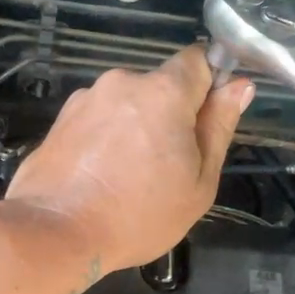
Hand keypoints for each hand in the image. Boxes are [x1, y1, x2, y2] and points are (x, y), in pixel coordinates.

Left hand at [5, 47, 253, 271]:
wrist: (55, 233)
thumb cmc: (138, 215)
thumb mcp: (198, 182)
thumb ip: (219, 128)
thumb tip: (239, 86)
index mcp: (163, 91)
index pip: (198, 60)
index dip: (209, 85)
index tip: (207, 122)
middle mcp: (122, 82)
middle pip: (160, 87)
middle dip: (169, 117)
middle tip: (167, 167)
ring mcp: (86, 99)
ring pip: (126, 106)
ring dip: (134, 130)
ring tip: (128, 179)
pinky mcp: (60, 120)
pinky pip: (98, 122)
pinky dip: (105, 141)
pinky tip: (99, 178)